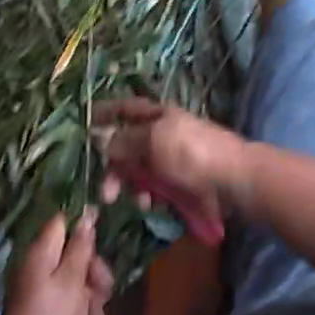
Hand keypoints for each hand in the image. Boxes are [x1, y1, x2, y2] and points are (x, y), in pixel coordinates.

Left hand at [2, 207, 112, 314]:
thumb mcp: (71, 281)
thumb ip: (80, 245)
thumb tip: (88, 211)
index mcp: (39, 251)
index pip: (64, 218)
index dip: (86, 220)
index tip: (104, 231)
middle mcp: (38, 265)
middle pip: (73, 248)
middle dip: (93, 262)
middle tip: (103, 283)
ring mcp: (40, 287)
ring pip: (76, 272)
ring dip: (92, 284)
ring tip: (98, 303)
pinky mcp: (44, 306)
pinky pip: (70, 293)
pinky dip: (83, 301)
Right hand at [93, 98, 247, 241]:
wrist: (230, 178)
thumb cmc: (192, 152)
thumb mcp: (155, 140)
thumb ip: (126, 139)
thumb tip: (102, 138)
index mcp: (159, 115)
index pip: (127, 108)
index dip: (107, 113)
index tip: (85, 122)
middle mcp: (162, 132)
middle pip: (127, 145)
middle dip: (114, 167)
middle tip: (106, 193)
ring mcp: (170, 157)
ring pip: (137, 170)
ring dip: (131, 186)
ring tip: (139, 201)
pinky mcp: (177, 180)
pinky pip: (152, 187)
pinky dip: (148, 196)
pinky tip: (151, 205)